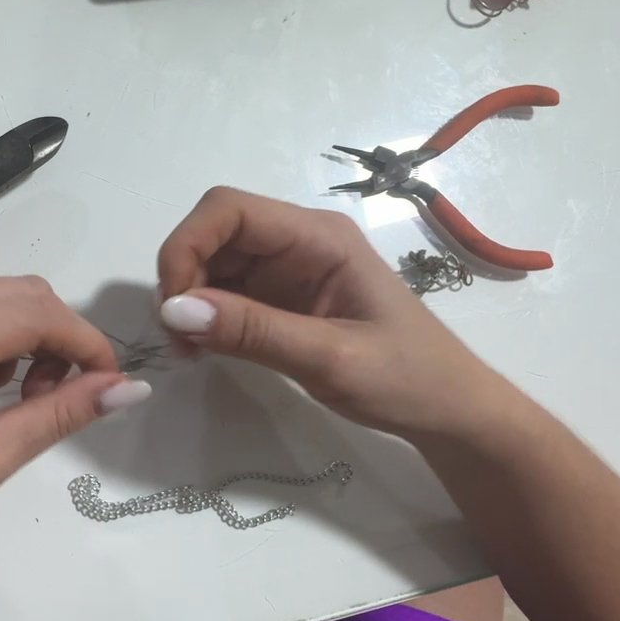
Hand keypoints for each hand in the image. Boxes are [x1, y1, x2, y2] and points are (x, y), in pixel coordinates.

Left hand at [0, 277, 150, 577]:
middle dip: (63, 340)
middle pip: (26, 295)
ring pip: (7, 299)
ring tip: (28, 397)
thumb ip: (61, 414)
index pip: (38, 313)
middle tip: (63, 397)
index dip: (87, 344)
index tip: (110, 386)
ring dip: (36, 340)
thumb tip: (129, 388)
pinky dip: (7, 341)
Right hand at [154, 187, 518, 439]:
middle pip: (213, 234)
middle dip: (182, 278)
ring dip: (187, 302)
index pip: (229, 211)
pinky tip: (203, 350)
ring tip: (189, 351)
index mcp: (318, 238)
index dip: (187, 246)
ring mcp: (285, 272)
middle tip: (178, 339)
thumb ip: (253, 331)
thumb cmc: (405, 379)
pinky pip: (223, 295)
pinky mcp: (277, 301)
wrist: (445, 410)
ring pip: (211, 265)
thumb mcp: (329, 358)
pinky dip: (202, 319)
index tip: (174, 307)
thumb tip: (174, 309)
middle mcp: (296, 243)